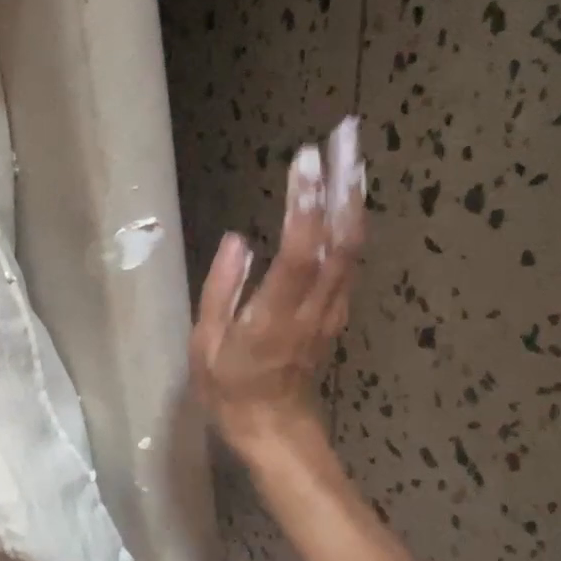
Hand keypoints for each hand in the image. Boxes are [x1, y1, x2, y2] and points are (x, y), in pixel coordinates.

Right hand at [188, 118, 365, 458]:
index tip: (304, 159)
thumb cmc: (229, 391)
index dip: (305, 204)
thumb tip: (239, 239)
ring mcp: (332, 309)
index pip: (300, 251)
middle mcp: (313, 307)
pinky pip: (352, 259)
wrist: (274, 429)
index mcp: (274, 317)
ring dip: (355, 195)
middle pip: (341, 237)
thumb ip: (220, 291)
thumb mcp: (205, 347)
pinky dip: (353, 221)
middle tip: (347, 132)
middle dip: (345, 182)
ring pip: (354, 245)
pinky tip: (350, 197)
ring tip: (353, 151)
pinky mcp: (337, 310)